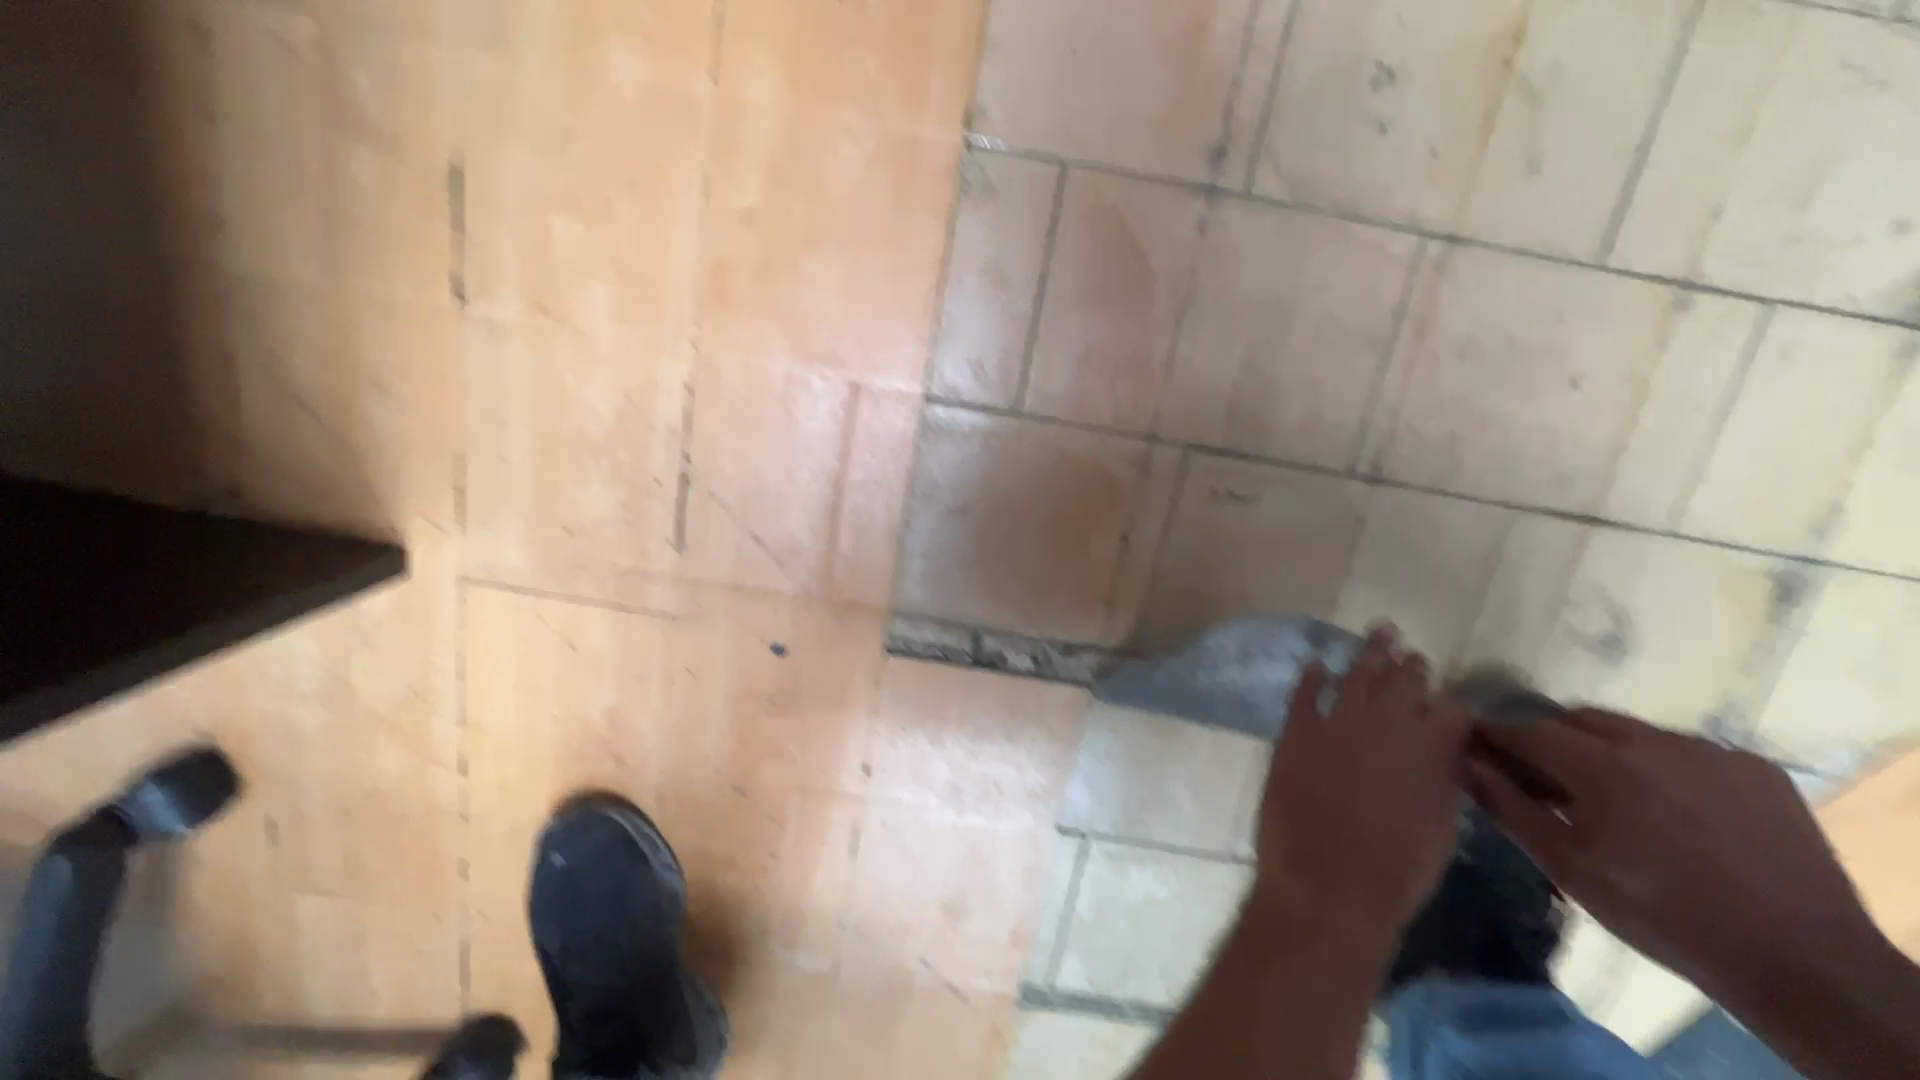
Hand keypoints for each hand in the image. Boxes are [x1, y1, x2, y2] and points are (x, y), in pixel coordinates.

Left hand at [1254, 624, 1475, 936]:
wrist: (1327, 885)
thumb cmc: (1397, 870)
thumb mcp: (1441, 828)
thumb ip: (1441, 781)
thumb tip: (1442, 758)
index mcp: (1430, 745)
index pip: (1452, 708)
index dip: (1454, 706)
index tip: (1453, 704)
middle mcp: (1385, 721)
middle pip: (1404, 681)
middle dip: (1411, 668)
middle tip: (1413, 655)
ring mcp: (1335, 722)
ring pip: (1356, 675)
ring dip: (1369, 653)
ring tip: (1380, 630)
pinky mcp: (1295, 733)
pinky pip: (1303, 694)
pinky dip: (1311, 677)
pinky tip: (1315, 665)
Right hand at [1466, 709, 1885, 999]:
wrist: (1798, 959)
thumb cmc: (1660, 915)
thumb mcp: (1569, 868)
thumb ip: (1510, 808)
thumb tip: (1464, 763)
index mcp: (1602, 765)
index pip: (1529, 729)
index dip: (1497, 734)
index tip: (1474, 743)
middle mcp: (1654, 742)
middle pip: (1580, 719)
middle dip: (1551, 737)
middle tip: (1540, 774)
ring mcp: (1712, 750)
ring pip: (1636, 732)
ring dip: (1607, 750)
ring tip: (1609, 794)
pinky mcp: (1756, 768)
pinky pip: (1689, 751)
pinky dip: (1663, 767)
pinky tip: (1672, 809)